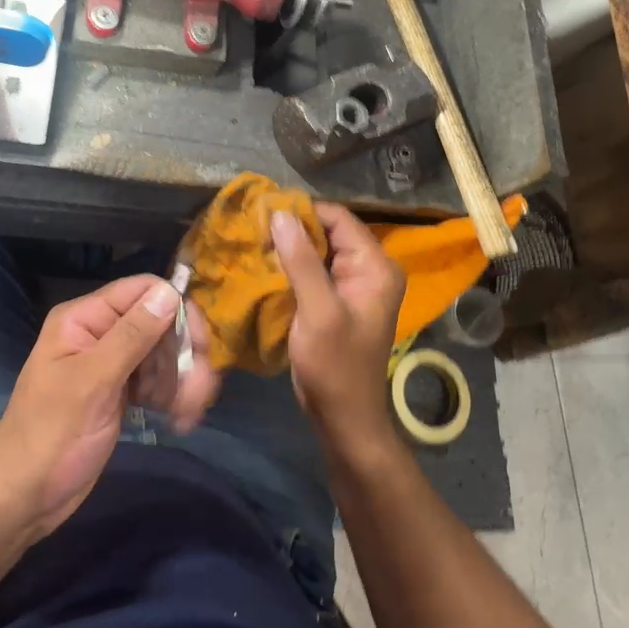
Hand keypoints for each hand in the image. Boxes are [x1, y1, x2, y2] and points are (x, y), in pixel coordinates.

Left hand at [0, 275, 215, 539]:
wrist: (23, 500)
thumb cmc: (49, 437)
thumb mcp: (92, 384)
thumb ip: (132, 336)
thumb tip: (170, 292)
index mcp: (83, 319)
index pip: (142, 291)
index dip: (176, 310)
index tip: (198, 345)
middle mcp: (99, 334)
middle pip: (159, 324)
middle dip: (183, 354)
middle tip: (201, 391)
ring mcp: (110, 365)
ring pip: (163, 355)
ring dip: (183, 380)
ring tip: (189, 413)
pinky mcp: (120, 394)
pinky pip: (156, 381)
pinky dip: (173, 396)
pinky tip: (181, 420)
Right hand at [273, 205, 406, 448]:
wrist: (344, 417)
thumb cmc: (336, 366)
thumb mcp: (318, 311)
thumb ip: (302, 261)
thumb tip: (280, 213)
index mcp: (376, 266)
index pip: (338, 218)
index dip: (302, 210)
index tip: (262, 209)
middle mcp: (370, 269)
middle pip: (328, 231)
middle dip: (292, 227)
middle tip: (252, 225)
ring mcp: (353, 285)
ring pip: (318, 250)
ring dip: (289, 246)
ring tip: (252, 241)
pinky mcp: (336, 300)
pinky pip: (313, 270)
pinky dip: (291, 266)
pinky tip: (264, 266)